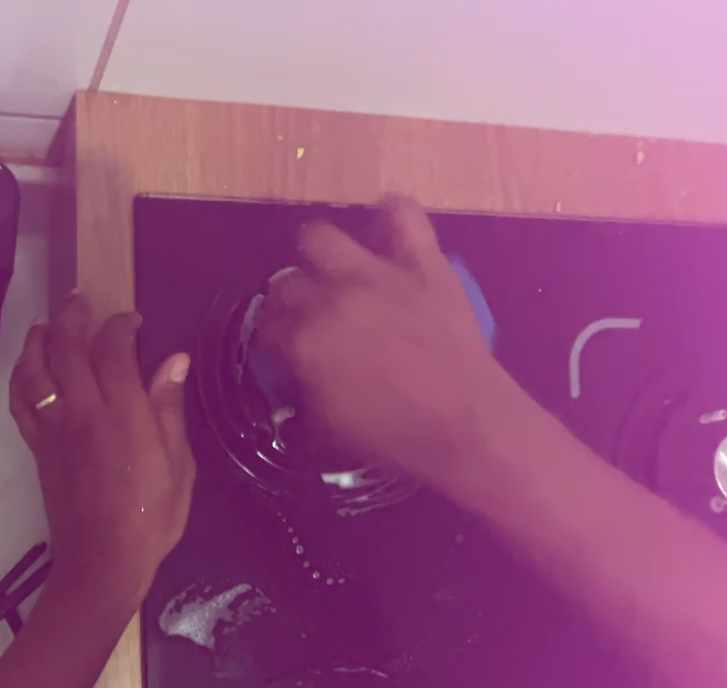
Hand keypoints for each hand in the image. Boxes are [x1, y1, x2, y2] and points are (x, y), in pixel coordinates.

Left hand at [9, 294, 193, 618]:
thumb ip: (169, 409)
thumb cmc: (151, 518)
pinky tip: (27, 368)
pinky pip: (21, 402)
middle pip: (67, 346)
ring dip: (38, 339)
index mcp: (125, 412)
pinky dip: (21, 378)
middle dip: (73, 316)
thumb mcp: (178, 465)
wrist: (102, 560)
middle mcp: (84, 411)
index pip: (114, 348)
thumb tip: (174, 361)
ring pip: (35, 369)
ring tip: (45, 323)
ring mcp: (54, 428)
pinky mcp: (38, 447)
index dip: (121, 325)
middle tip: (80, 301)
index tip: (132, 321)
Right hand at [263, 197, 534, 496]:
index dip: (269, 341)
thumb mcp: (321, 427)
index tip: (279, 352)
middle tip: (303, 320)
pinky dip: (388, 218)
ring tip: (331, 274)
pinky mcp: (421, 262)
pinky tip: (382, 235)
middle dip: (286, 304)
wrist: (461, 423)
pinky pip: (401, 215)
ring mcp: (375, 274)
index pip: (264, 328)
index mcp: (301, 342)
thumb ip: (297, 395)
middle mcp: (329, 298)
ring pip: (320, 238)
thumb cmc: (386, 434)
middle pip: (284, 284)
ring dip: (317, 257)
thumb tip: (292, 381)